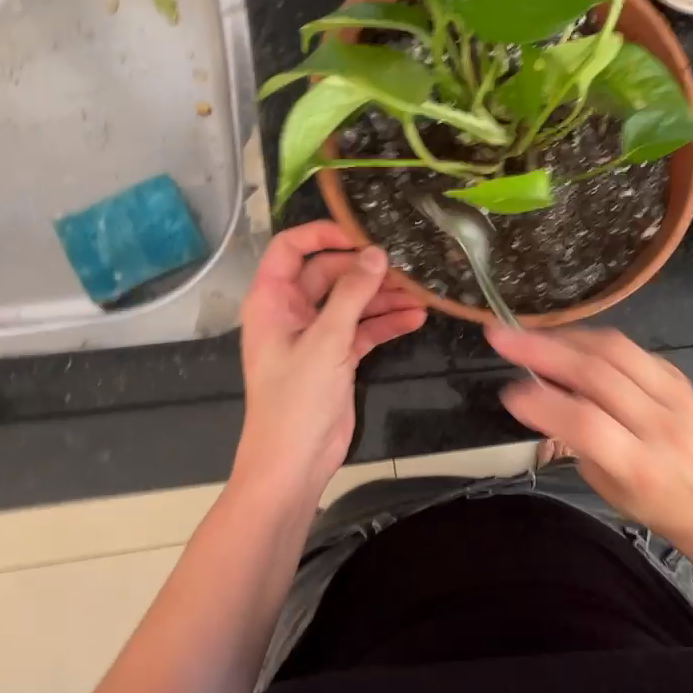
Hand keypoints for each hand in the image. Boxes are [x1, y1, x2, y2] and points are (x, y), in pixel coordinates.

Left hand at [235, 222, 426, 496]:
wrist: (294, 460)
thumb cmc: (296, 398)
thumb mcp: (325, 341)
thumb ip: (352, 294)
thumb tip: (376, 254)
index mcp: (272, 300)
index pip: (292, 249)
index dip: (323, 235)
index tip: (361, 232)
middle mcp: (292, 312)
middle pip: (330, 275)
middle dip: (366, 271)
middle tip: (404, 268)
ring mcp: (316, 336)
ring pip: (352, 303)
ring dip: (383, 298)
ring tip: (420, 293)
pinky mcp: (337, 358)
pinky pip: (364, 331)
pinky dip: (386, 324)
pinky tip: (415, 318)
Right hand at [486, 326, 692, 553]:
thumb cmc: (650, 501)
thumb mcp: (606, 485)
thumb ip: (578, 440)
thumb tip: (542, 392)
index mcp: (639, 464)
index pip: (587, 424)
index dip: (545, 404)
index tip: (509, 392)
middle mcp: (660, 425)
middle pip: (598, 375)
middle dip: (543, 351)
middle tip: (501, 338)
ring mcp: (674, 396)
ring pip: (614, 351)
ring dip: (564, 338)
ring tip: (527, 333)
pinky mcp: (678, 377)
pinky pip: (629, 349)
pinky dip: (590, 341)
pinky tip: (565, 341)